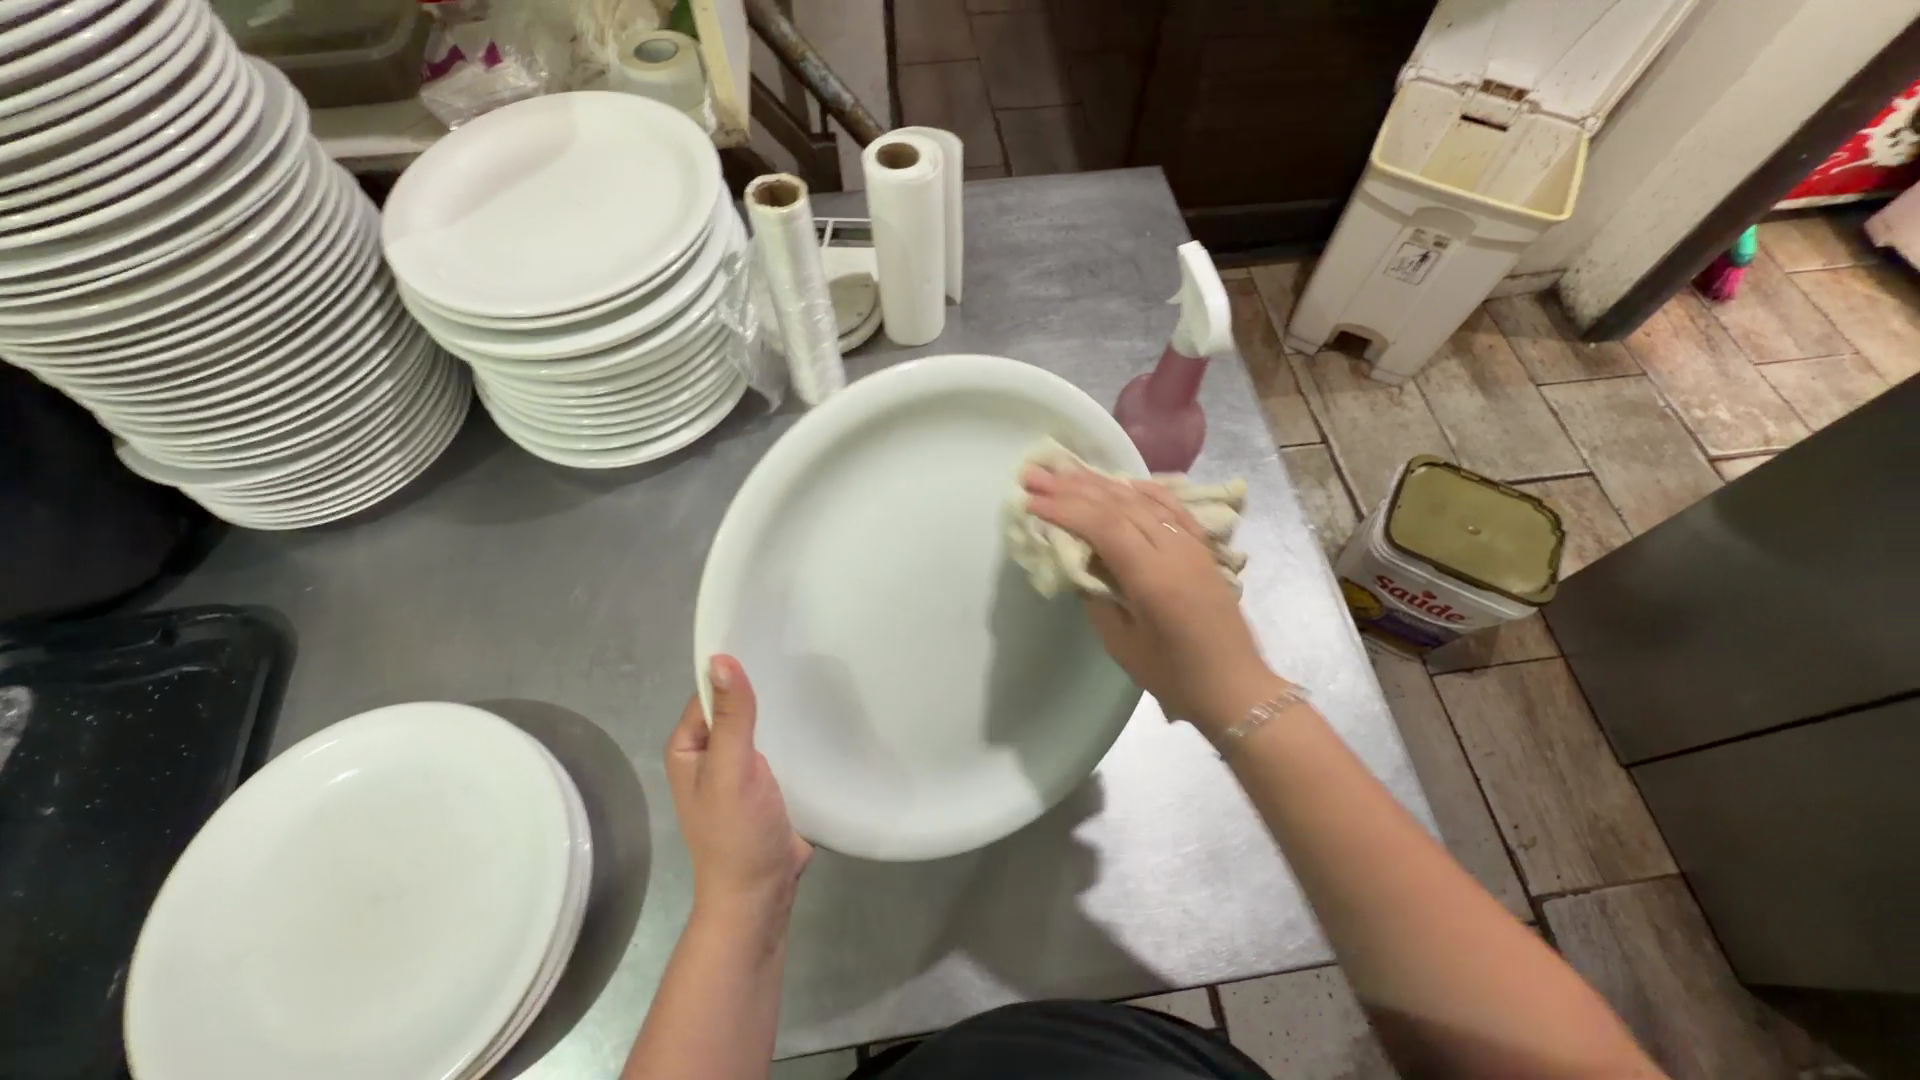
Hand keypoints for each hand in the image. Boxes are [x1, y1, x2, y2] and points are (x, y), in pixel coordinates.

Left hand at [665, 656, 812, 921]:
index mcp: (689, 747)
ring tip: (820, 682)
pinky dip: (796, 736)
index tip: (772, 644)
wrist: (761, 893)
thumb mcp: (732, 769)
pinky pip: (780, 748)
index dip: (735, 671)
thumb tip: (722, 659)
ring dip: (783, 712)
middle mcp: (711, 754)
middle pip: (738, 707)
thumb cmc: (736, 832)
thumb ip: (732, 716)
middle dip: (764, 689)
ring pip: (762, 727)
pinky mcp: (769, 784)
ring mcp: (741, 770)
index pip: (711, 693)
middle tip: (805, 660)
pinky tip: (820, 721)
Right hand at [1022, 464, 1284, 736]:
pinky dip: (1142, 490)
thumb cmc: (1175, 676)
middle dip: (1073, 487)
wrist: (1235, 688)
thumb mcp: (1121, 643)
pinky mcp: (1202, 548)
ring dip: (1101, 483)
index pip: (1103, 525)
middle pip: (1119, 504)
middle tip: (1035, 475)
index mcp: (1153, 577)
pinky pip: (1170, 507)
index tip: (1030, 501)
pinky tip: (1120, 481)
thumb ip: (1097, 596)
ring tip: (1065, 472)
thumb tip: (1079, 562)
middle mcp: (1175, 550)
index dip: (1064, 509)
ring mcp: (1192, 545)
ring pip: (1142, 500)